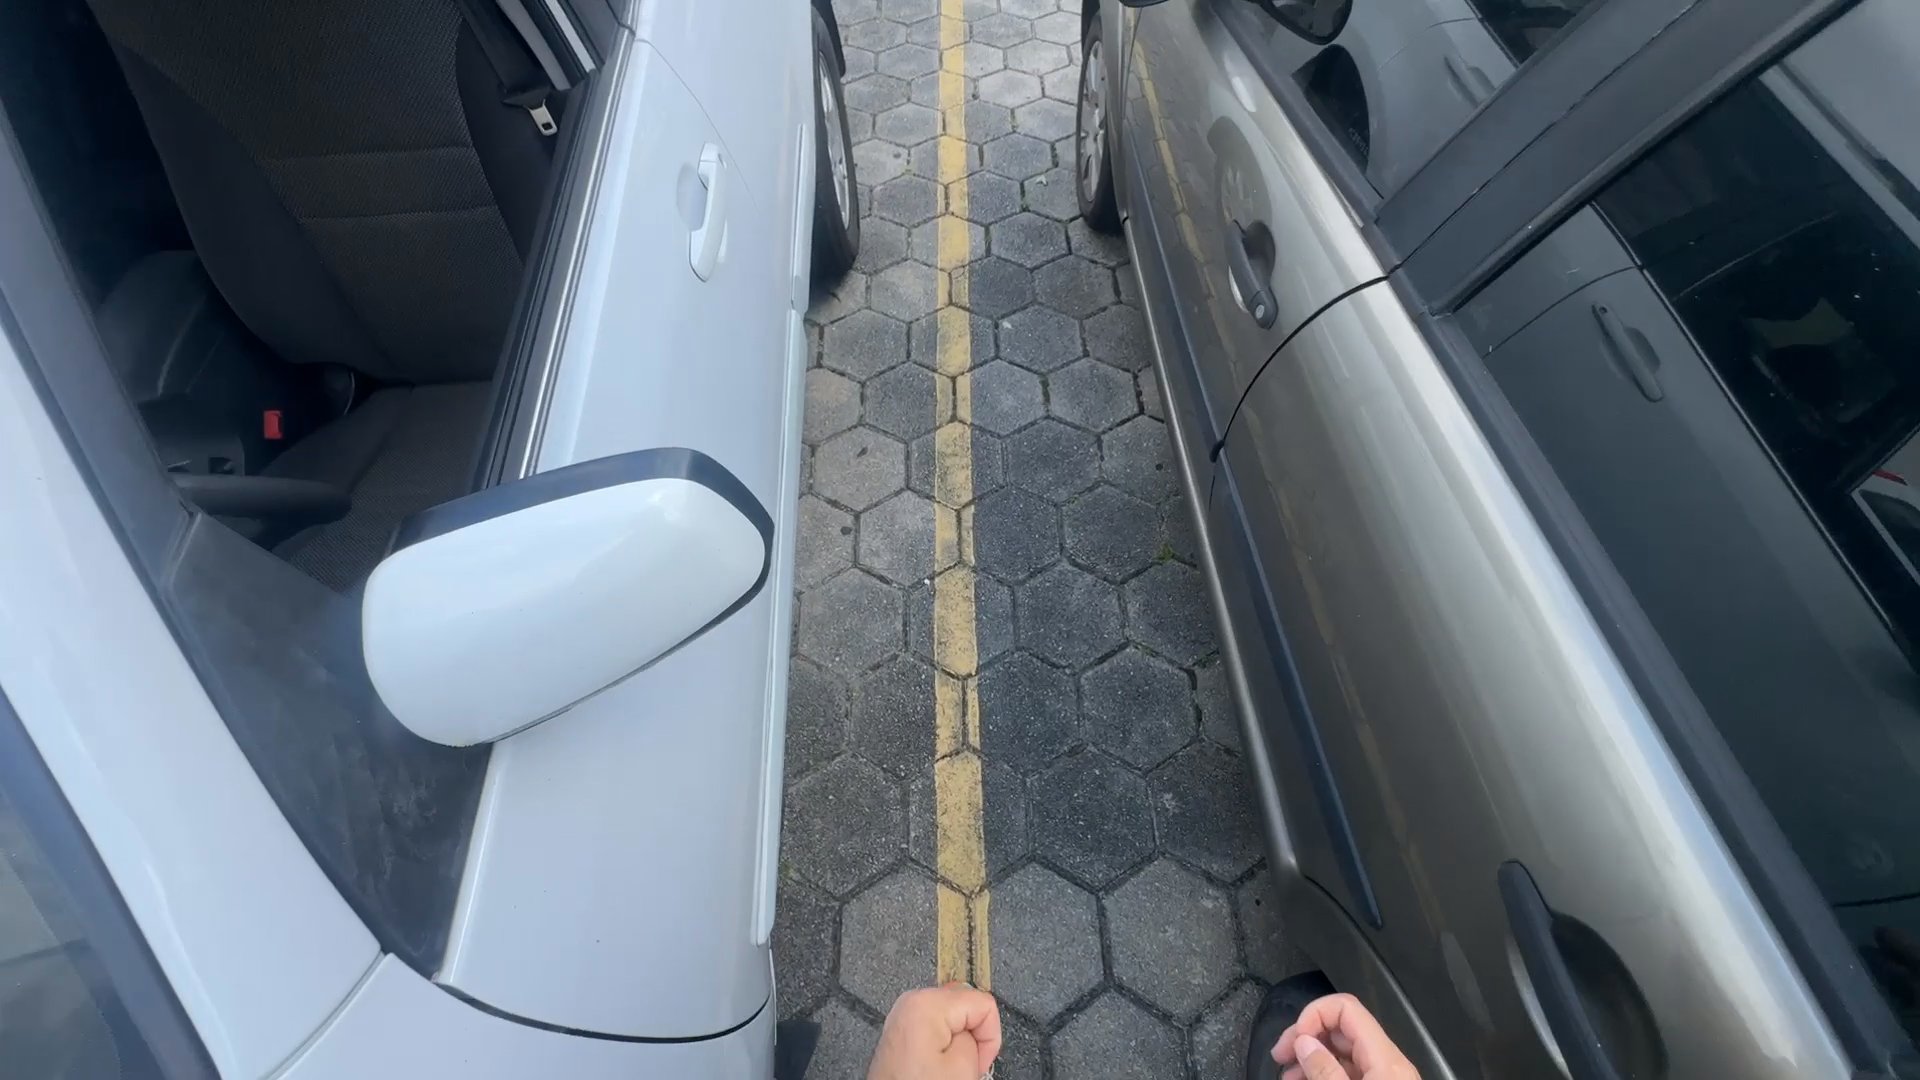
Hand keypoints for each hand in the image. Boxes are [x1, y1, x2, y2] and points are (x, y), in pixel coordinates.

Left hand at [866, 983, 1001, 1079]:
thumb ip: (975, 1037)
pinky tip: (933, 1069)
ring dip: (956, 1046)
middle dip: (971, 1039)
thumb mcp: (961, 1068)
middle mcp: (912, 1001)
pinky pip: (935, 1030)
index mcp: (928, 1002)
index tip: (978, 1063)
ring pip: (952, 1020)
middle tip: (960, 1070)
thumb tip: (972, 1029)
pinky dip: (941, 1049)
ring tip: (944, 1072)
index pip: (983, 1003)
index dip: (988, 1037)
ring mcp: (904, 1015)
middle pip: (965, 1008)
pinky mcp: (901, 1031)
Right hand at [1271, 993, 1420, 1079]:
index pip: (1345, 1008)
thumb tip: (1303, 1040)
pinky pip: (1350, 1073)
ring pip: (1343, 1053)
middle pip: (1341, 1029)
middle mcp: (1389, 1063)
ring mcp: (1386, 1078)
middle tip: (1280, 1056)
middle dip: (1306, 1037)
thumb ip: (1326, 1070)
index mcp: (1386, 1058)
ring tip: (1287, 1075)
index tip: (1294, 1040)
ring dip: (1311, 1057)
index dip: (1314, 1014)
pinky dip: (1325, 1073)